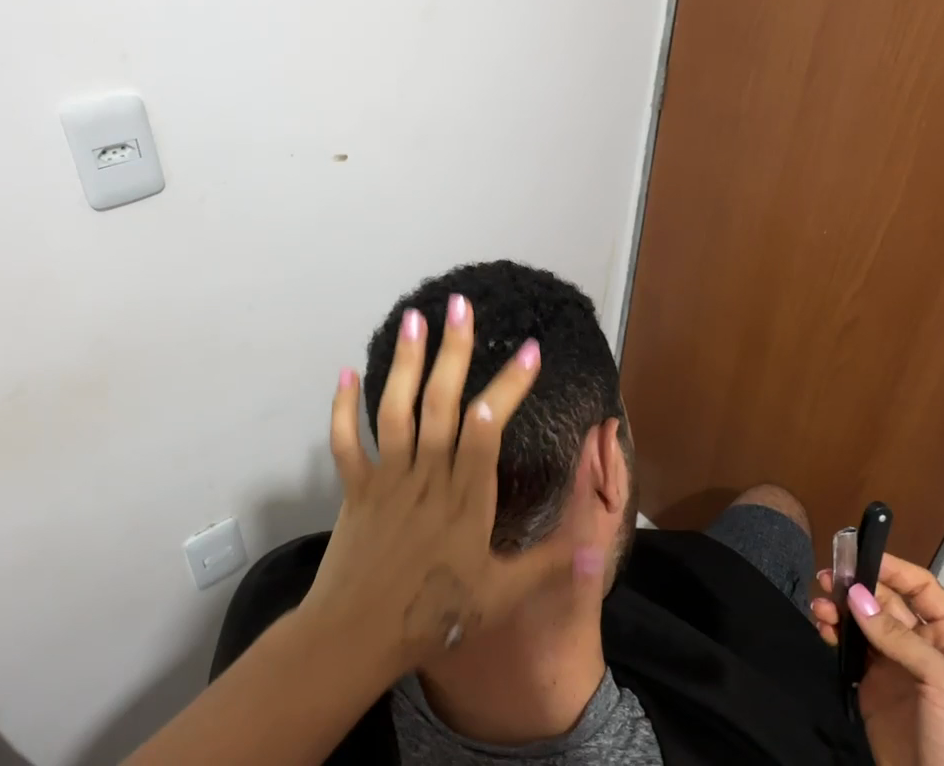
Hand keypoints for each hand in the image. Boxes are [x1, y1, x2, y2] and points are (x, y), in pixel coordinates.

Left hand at [300, 296, 578, 673]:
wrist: (356, 637)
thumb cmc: (434, 617)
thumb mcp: (501, 596)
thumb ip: (549, 566)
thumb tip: (600, 548)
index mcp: (466, 499)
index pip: (487, 429)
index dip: (507, 387)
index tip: (528, 350)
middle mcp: (427, 477)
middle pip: (441, 405)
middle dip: (453, 351)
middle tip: (459, 305)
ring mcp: (387, 479)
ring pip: (397, 411)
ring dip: (405, 363)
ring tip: (413, 319)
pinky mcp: (355, 489)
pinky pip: (346, 442)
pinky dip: (343, 408)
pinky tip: (346, 373)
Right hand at [809, 555, 943, 765]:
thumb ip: (899, 639)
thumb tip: (856, 596)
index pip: (922, 590)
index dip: (893, 569)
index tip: (858, 556)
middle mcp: (923, 649)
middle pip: (886, 603)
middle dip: (857, 587)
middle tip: (826, 579)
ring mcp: (895, 670)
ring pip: (864, 625)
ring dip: (841, 610)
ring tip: (819, 607)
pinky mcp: (871, 691)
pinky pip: (850, 652)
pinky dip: (835, 635)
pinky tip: (823, 628)